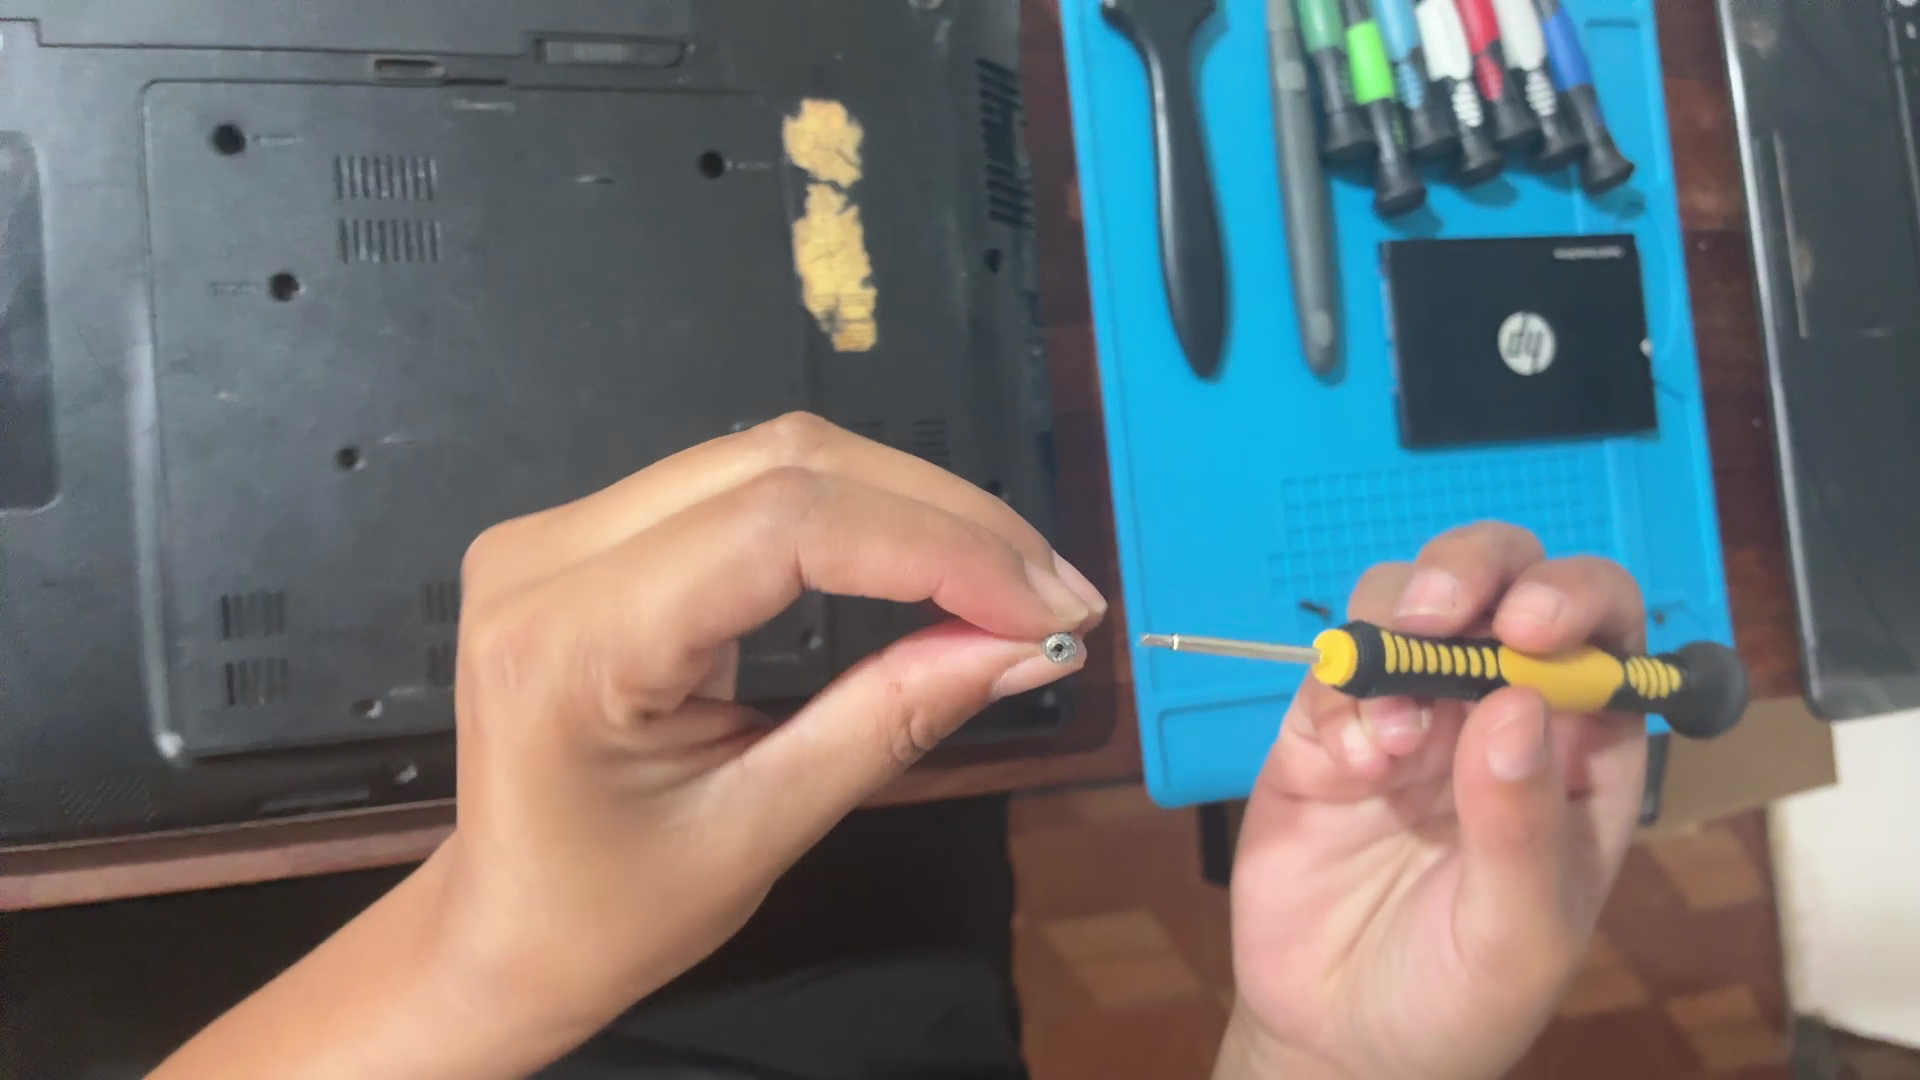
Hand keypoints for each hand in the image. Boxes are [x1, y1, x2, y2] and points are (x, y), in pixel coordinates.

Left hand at [152, 413, 1103, 1079]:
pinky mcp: (611, 523)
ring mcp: (576, 520)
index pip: (785, 529)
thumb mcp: (763, 831)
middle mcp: (558, 545)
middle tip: (1055, 587)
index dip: (939, 548)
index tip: (1048, 606)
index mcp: (572, 638)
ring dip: (920, 504)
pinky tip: (932, 550)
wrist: (494, 924)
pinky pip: (764, 482)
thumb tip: (1033, 644)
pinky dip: (870, 509)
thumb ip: (897, 718)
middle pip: (794, 464)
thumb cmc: (608, 915)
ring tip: (1015, 571)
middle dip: (949, 517)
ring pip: (787, 455)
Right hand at [1216, 524, 1647, 1079]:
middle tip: (1435, 616)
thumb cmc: (1453, 995)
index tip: (1529, 632)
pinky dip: (1336, 701)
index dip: (1574, 604)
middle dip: (1466, 572)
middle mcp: (1482, 712)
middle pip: (1489, 582)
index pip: (1597, 636)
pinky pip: (1327, 676)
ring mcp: (1394, 713)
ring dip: (1388, 635)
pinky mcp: (1318, 730)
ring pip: (1392, 604)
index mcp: (1570, 754)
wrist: (1331, 1025)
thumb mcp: (1519, 932)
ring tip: (1387, 739)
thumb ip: (1525, 822)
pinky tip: (1349, 765)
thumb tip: (1521, 701)